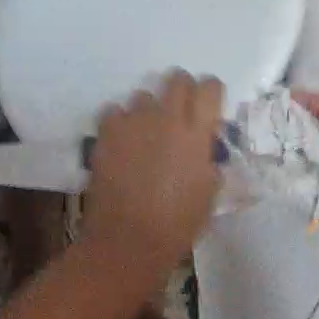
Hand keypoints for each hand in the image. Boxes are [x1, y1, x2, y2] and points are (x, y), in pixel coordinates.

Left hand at [82, 71, 225, 272]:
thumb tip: (205, 144)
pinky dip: (120, 123)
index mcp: (197, 133)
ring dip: (148, 111)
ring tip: (145, 135)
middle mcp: (167, 116)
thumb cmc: (177, 224)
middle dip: (181, 90)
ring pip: (144, 95)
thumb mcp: (209, 193)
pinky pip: (116, 111)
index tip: (208, 106)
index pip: (210, 88)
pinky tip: (121, 143)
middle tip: (178, 112)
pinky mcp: (108, 129)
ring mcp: (135, 119)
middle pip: (177, 79)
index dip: (210, 93)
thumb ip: (209, 159)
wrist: (128, 239)